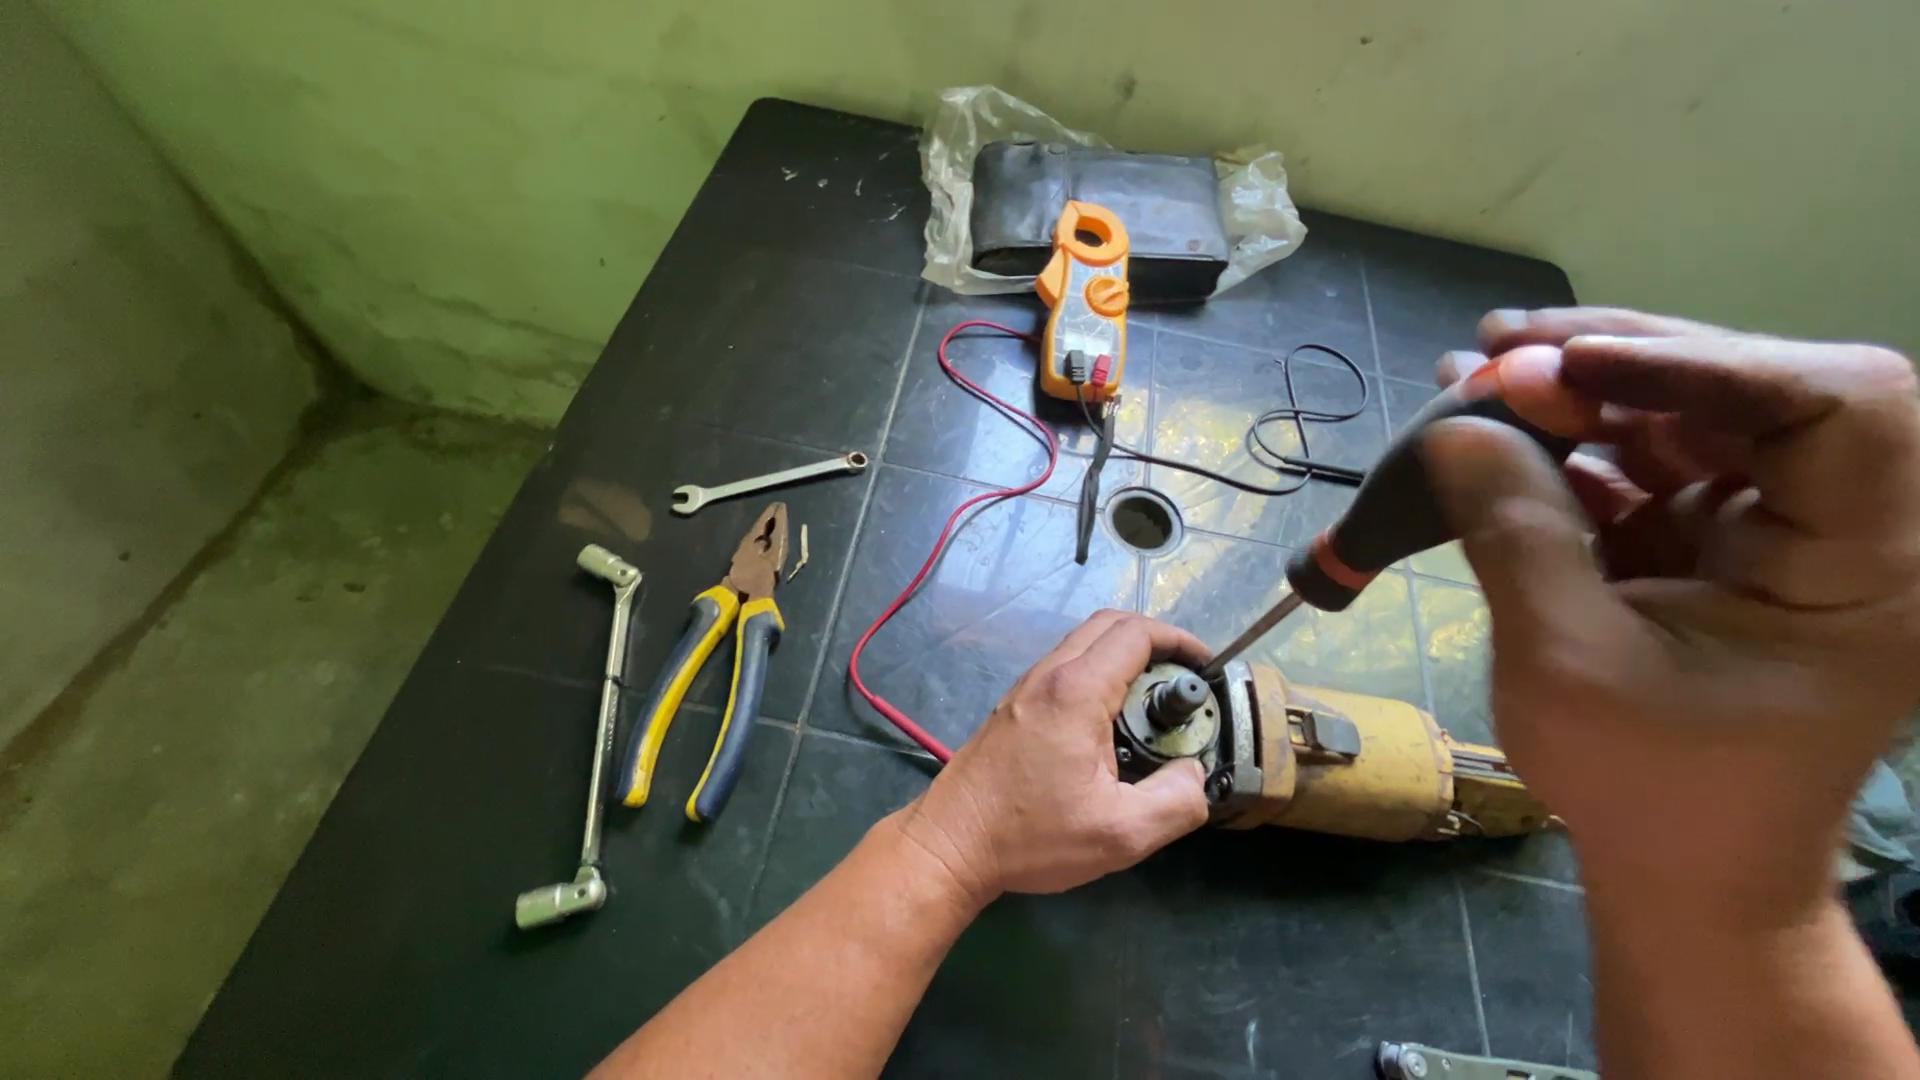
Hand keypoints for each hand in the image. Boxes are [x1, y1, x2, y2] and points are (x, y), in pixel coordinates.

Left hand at [893, 610, 1211, 902]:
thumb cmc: (1032, 837)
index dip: (1179, 639)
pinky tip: (1113, 722)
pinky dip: (1100, 673)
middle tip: (1184, 680)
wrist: (952, 842)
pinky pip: (1066, 667)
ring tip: (1155, 704)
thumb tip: (1195, 773)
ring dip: (1125, 657)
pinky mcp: (1015, 704)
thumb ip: (1175, 801)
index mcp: (1076, 691)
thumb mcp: (1121, 833)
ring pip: (1084, 643)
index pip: (1135, 633)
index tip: (1206, 667)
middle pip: (1109, 624)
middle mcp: (1049, 674)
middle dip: (1156, 640)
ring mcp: (1026, 686)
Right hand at [1427, 308, 1919, 920]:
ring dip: (1578, 390)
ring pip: (1685, 417)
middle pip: (1749, 391)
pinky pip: (1640, 463)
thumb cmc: (1643, 781)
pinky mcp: (1706, 542)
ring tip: (1476, 369)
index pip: (1831, 408)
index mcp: (1867, 565)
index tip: (1555, 363)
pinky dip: (1564, 439)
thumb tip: (1454, 429)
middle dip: (1618, 360)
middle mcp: (1840, 527)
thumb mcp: (1563, 660)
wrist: (1679, 860)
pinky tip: (1493, 424)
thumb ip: (1515, 534)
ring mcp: (1769, 531)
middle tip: (1498, 346)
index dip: (1696, 364)